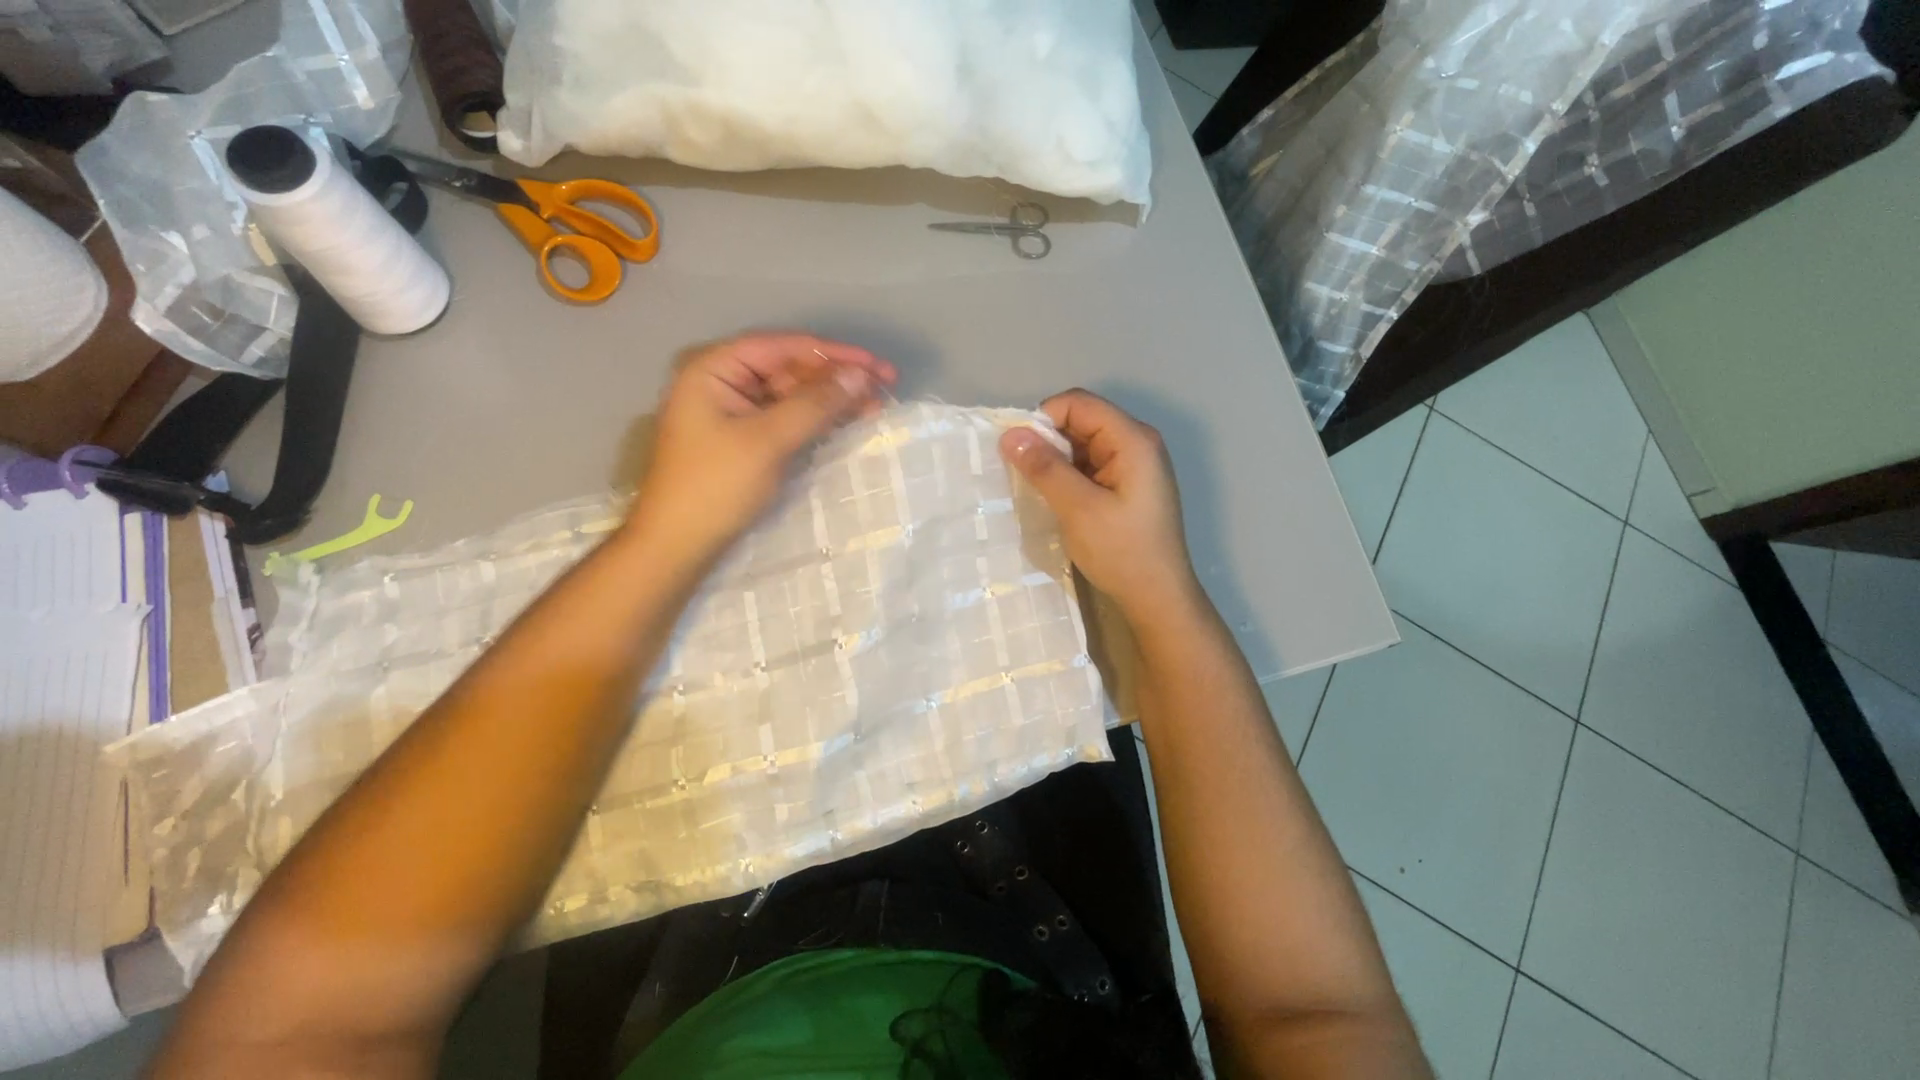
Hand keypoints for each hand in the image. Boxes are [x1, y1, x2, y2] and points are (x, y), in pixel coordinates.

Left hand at [631, 333, 895, 559]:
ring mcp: (730, 412)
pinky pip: (784, 418)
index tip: (877, 367)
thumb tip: (860, 374)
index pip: (784, 347)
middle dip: (836, 378)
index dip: (835, 354)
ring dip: (830, 400)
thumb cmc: (715, 486)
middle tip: (883, 391)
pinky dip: (814, 420)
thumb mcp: (768, 440)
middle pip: (789, 368)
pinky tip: (845, 424)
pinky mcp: (741, 440)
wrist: (676, 545)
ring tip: (874, 408)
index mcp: (715, 369)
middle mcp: (721, 382)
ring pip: (791, 395)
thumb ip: (815, 403)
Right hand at [999, 389, 1201, 619]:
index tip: (1019, 452)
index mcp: (1132, 439)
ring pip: (1083, 443)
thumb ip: (1044, 468)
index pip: (1078, 404)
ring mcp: (1135, 464)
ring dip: (1057, 460)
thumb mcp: (1077, 508)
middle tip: (1024, 474)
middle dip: (1048, 440)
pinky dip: (1069, 475)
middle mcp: (1137, 442)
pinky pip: (1091, 464)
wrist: (1157, 597)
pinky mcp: (1129, 484)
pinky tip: (1058, 499)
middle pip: (1082, 420)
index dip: (1043, 419)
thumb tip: (1010, 434)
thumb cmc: (1121, 551)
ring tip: (1038, 490)